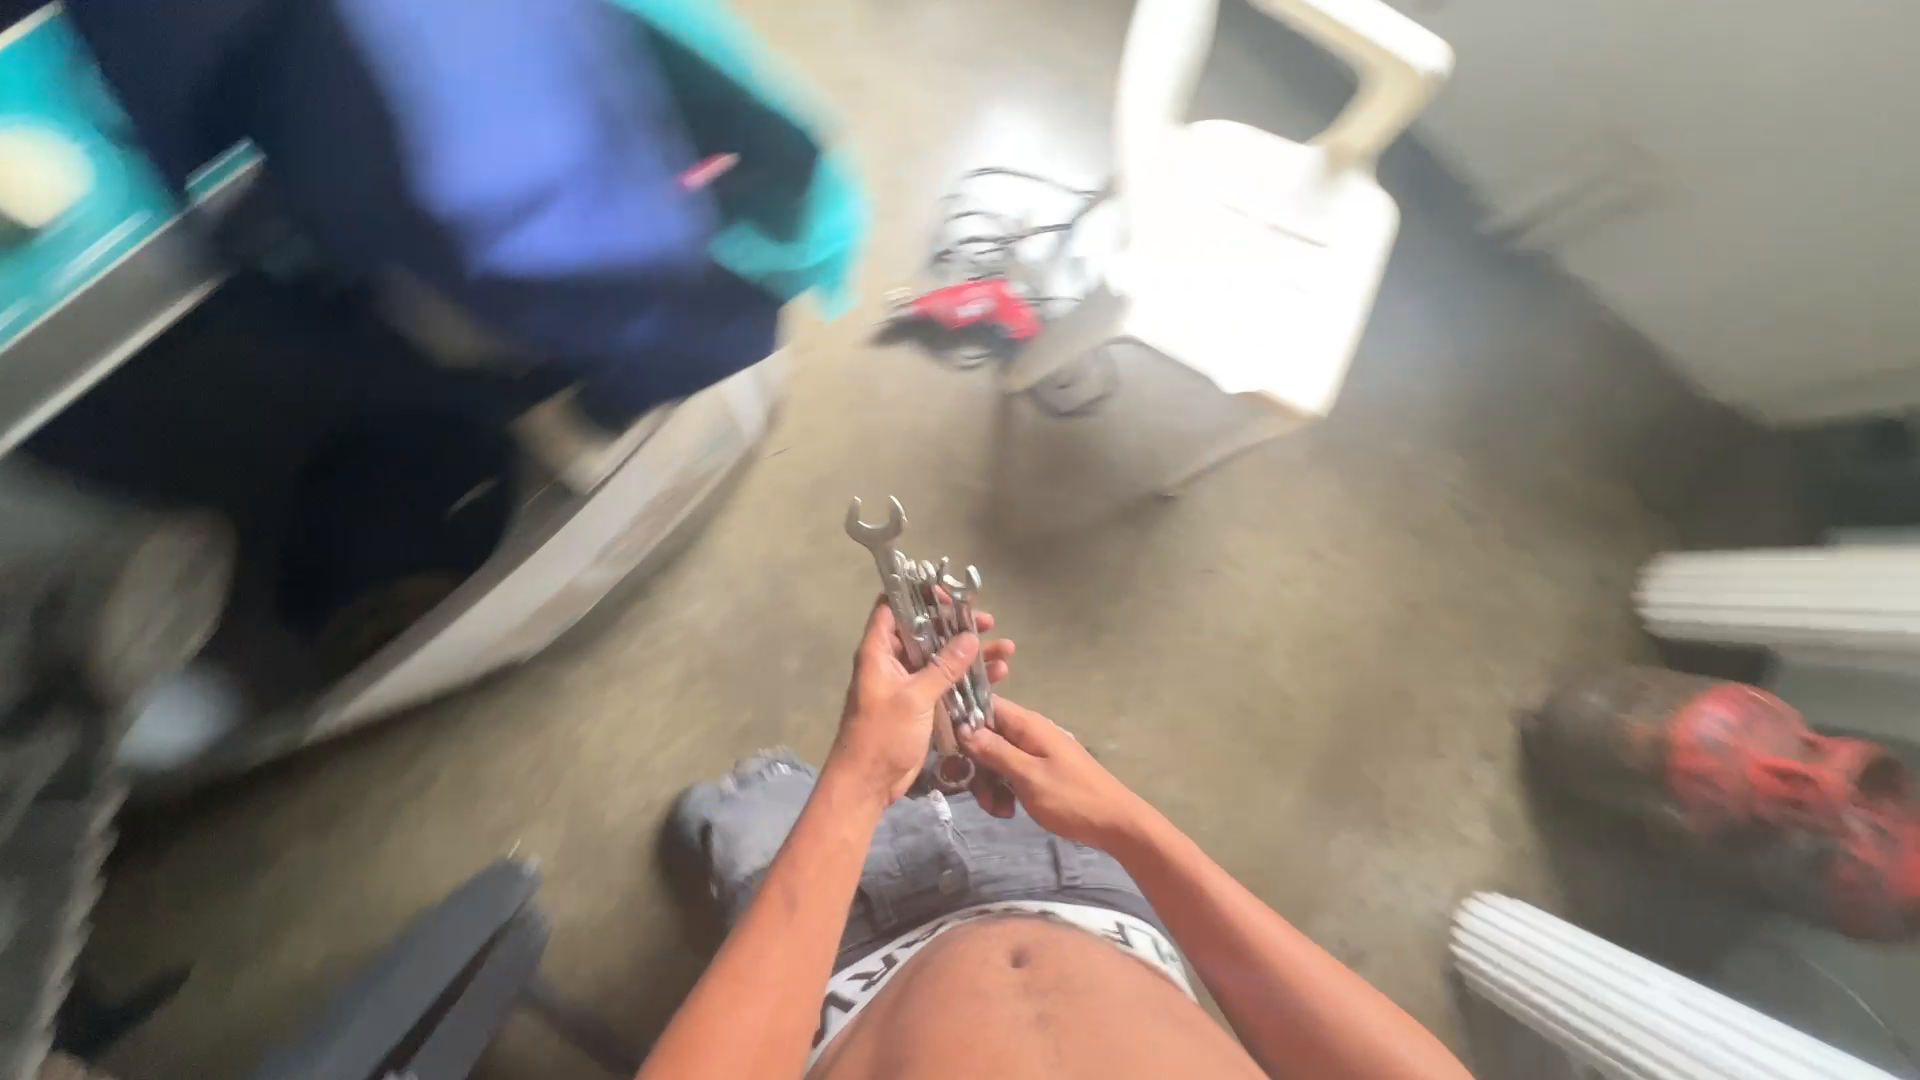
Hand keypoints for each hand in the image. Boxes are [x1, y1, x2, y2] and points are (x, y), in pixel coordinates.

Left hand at [828, 596, 1015, 807]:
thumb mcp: (914, 699)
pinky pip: (948, 683)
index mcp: (879, 651)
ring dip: (971, 654)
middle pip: (926, 631)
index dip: (918, 595)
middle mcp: (893, 662)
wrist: (868, 784)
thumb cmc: (881, 736)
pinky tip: (997, 675)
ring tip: (1004, 648)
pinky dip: (969, 678)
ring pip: (942, 658)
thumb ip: (943, 668)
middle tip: (987, 623)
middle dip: (956, 625)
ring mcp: (909, 683)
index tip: (950, 595)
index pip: (894, 607)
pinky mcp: (922, 704)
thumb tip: (969, 638)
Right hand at [958, 698, 1151, 847]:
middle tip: (981, 796)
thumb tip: (963, 728)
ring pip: (996, 759)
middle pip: (987, 738)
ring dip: (990, 785)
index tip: (950, 749)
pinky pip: (1010, 774)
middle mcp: (1029, 732)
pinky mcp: (1039, 770)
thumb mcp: (1028, 776)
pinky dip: (1004, 792)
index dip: (964, 723)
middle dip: (977, 766)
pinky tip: (1009, 811)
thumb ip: (995, 751)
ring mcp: (1035, 752)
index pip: (985, 706)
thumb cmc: (1072, 797)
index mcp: (1027, 725)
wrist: (1115, 823)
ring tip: (999, 810)